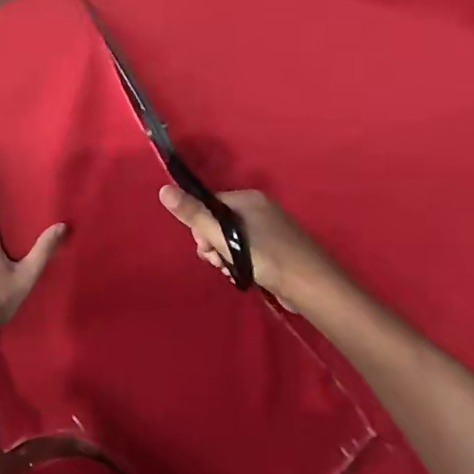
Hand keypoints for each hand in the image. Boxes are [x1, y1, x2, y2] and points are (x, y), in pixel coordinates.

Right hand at [158, 186, 334, 307]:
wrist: (309, 284)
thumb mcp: (223, 236)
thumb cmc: (265, 256)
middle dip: (212, 244)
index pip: (210, 205)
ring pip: (233, 240)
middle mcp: (260, 209)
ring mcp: (271, 229)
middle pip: (220, 222)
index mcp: (248, 199)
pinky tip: (244, 276)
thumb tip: (163, 189)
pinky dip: (241, 262)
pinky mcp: (276, 249)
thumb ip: (193, 214)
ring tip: (230, 271)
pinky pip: (248, 251)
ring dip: (225, 256)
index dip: (201, 227)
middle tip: (218, 262)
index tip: (205, 247)